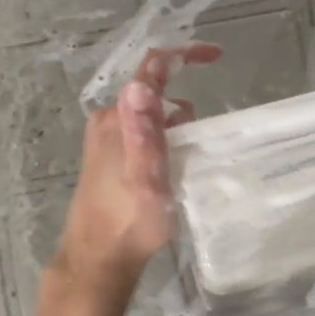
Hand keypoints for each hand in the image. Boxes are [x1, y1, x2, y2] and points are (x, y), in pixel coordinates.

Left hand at [50, 43, 220, 296]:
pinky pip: (144, 131)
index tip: (217, 56)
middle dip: (185, 102)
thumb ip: (145, 132)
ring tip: (193, 159)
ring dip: (177, 125)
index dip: (184, 54)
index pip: (151, 68)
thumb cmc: (129, 223)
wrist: (98, 261)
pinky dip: (166, 137)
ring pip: (151, 113)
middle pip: (154, 90)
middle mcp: (109, 121)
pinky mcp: (109, 157)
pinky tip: (175, 166)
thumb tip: (142, 84)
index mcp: (119, 119)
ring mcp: (107, 139)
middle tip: (204, 139)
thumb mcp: (147, 178)